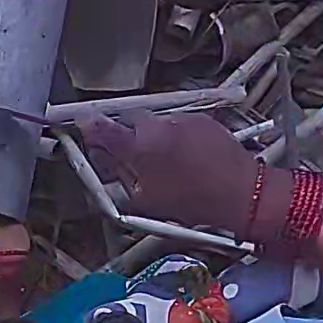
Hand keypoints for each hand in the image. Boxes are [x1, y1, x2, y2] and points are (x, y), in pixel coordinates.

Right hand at [79, 111, 262, 231]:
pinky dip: (173, 134)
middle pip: (127, 119)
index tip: (79, 125)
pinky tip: (183, 155)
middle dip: (124, 132)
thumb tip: (97, 162)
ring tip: (161, 160)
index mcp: (138, 147)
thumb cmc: (191, 203)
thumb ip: (116, 176)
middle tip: (129, 156)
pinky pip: (176, 123)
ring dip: (150, 134)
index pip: (99, 127)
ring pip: (153, 121)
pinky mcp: (201, 119)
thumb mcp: (144, 200)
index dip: (85, 126)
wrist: (243, 194)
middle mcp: (157, 125)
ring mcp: (180, 119)